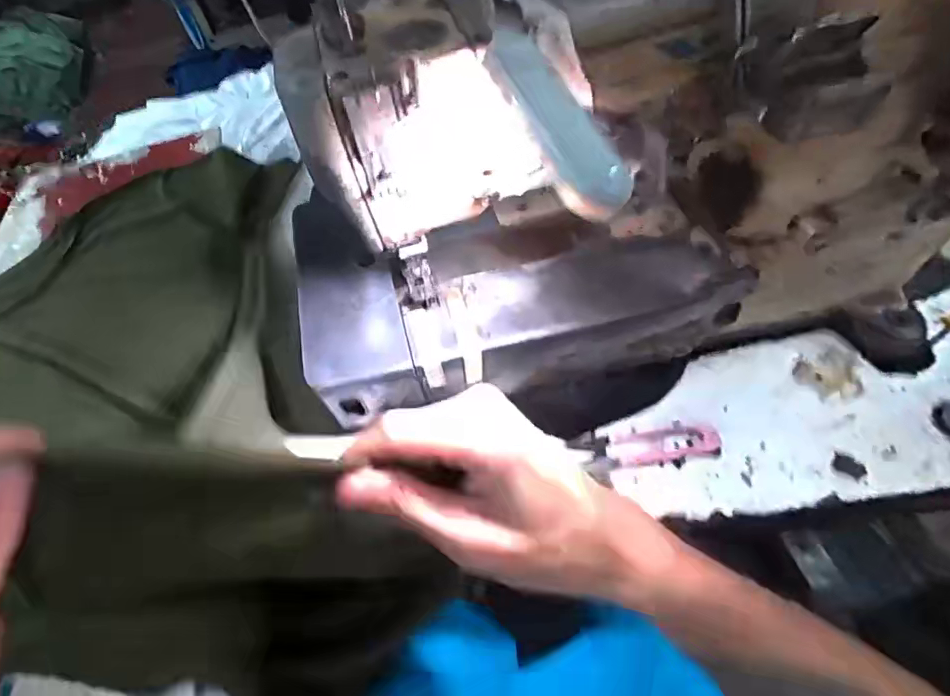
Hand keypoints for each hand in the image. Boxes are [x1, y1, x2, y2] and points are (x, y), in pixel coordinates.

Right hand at [336, 385, 686, 605]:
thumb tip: (346, 488)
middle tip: (393, 512)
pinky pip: (429, 422)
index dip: (360, 454)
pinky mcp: (481, 403)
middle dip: (385, 464)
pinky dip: (423, 453)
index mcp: (483, 436)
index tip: (340, 489)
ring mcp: (481, 398)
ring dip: (405, 461)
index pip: (397, 429)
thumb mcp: (473, 543)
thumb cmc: (548, 551)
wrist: (609, 537)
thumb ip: (408, 507)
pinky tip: (448, 483)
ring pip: (413, 423)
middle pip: (402, 424)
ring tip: (429, 502)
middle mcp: (478, 403)